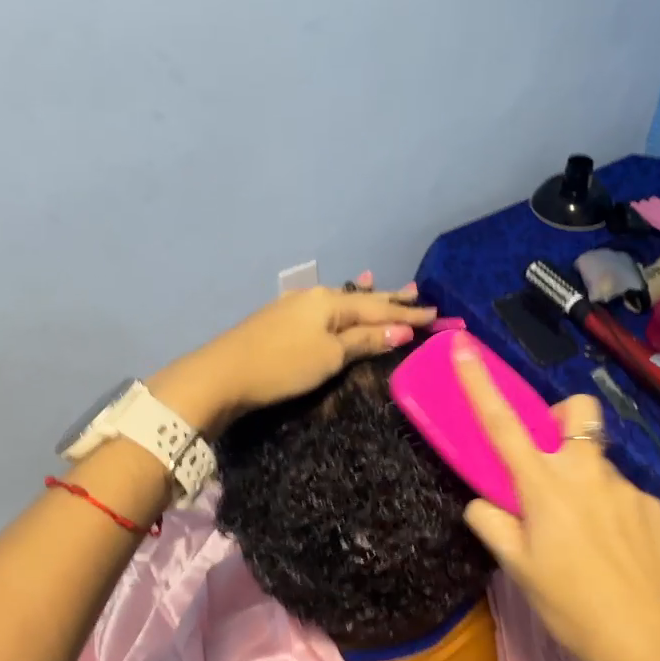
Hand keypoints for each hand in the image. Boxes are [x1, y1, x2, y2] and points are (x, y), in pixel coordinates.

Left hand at [153, 272, 435, 429]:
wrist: (222, 374)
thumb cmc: (283, 365)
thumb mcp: (330, 356)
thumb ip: (365, 341)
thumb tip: (402, 330)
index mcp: (330, 301)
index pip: (379, 307)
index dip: (408, 313)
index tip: (436, 314)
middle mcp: (315, 297)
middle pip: (362, 299)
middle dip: (391, 299)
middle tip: (418, 292)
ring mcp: (296, 308)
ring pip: (342, 303)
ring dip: (367, 300)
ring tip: (385, 286)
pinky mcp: (282, 324)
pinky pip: (325, 310)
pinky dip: (343, 307)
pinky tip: (341, 301)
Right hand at [449, 338, 659, 660]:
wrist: (650, 641)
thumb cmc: (572, 606)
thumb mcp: (520, 570)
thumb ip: (494, 525)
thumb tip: (482, 503)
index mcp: (544, 485)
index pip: (503, 425)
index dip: (480, 385)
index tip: (465, 347)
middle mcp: (585, 471)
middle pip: (574, 413)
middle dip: (560, 420)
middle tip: (552, 463)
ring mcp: (625, 485)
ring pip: (597, 463)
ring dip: (585, 484)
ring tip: (587, 540)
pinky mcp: (653, 506)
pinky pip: (622, 495)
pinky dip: (611, 513)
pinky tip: (617, 555)